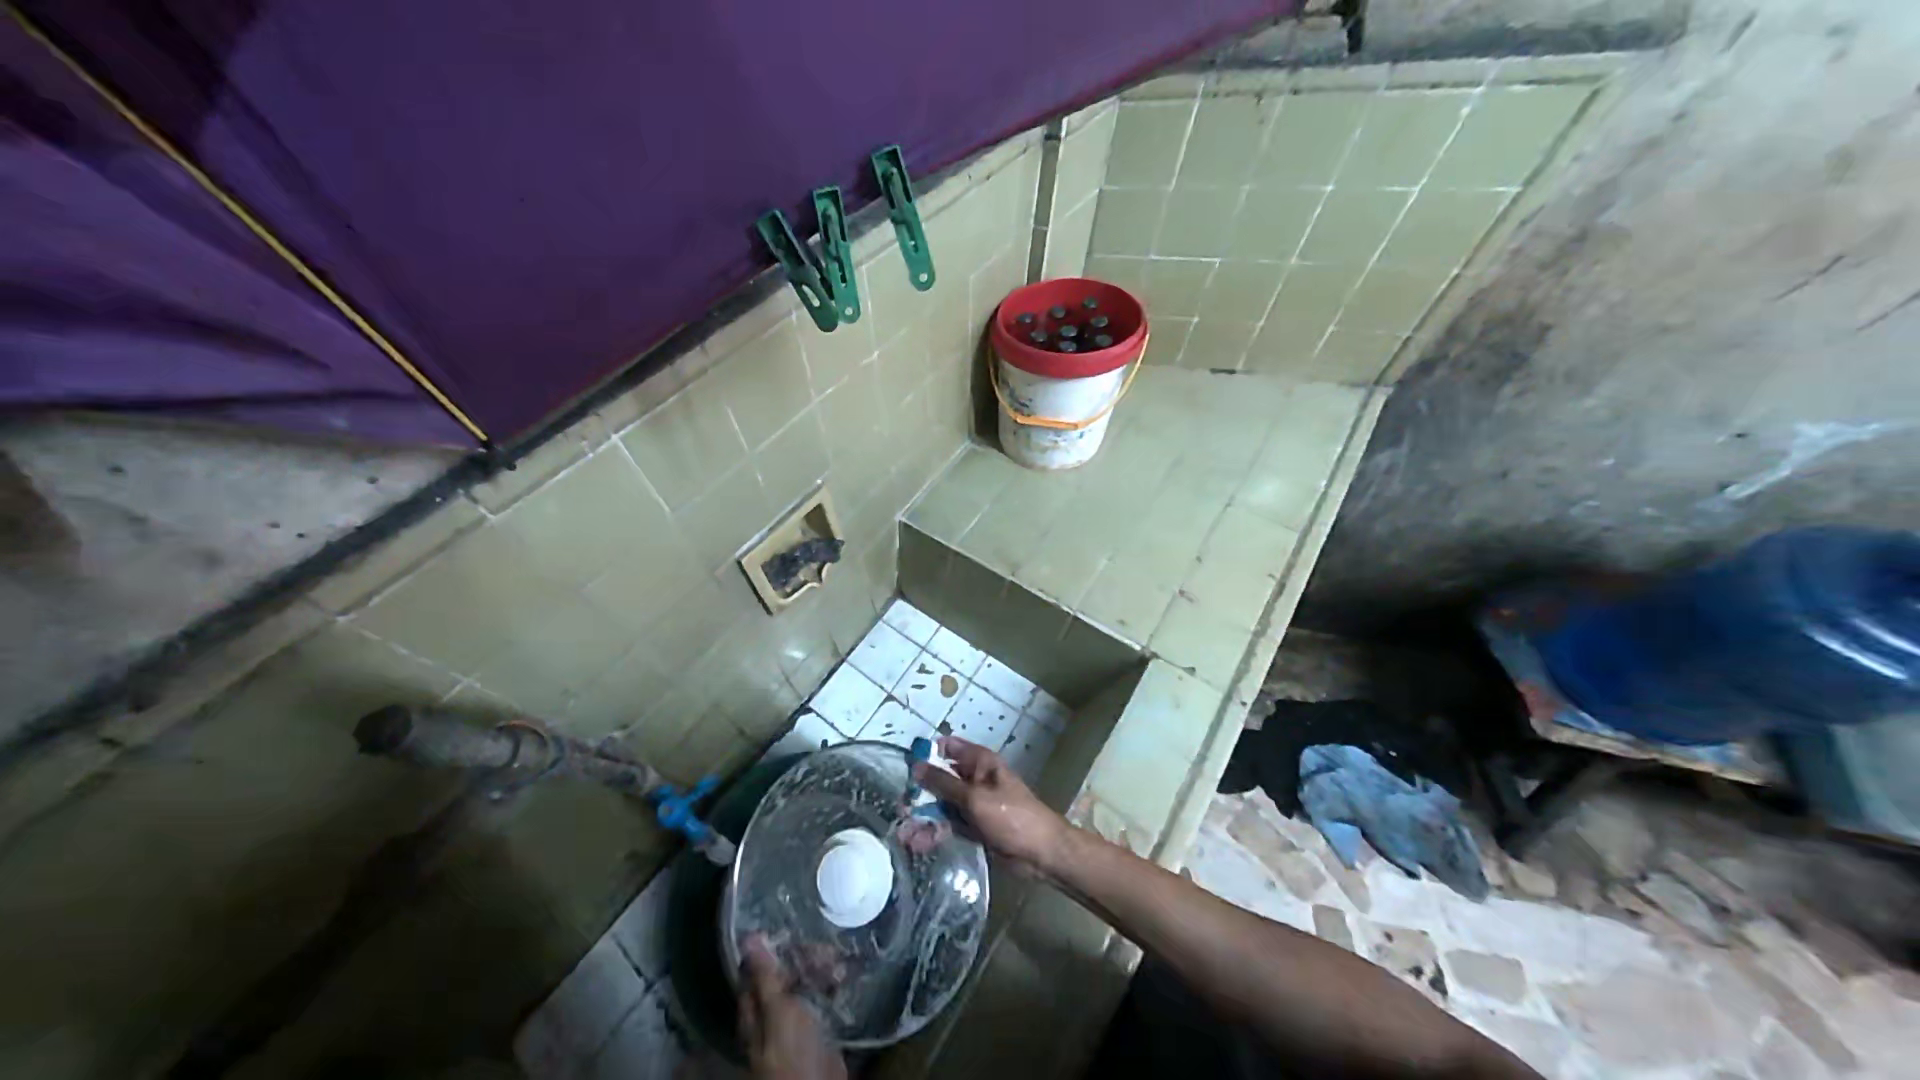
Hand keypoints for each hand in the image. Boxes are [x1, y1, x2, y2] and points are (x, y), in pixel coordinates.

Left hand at [738, 935, 846, 1079]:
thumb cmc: (791, 1051)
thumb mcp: (777, 1009)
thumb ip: (765, 975)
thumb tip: (747, 937)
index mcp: (755, 1007)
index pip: (758, 968)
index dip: (773, 948)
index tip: (792, 928)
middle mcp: (772, 1011)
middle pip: (784, 973)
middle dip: (803, 957)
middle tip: (825, 949)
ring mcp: (795, 1019)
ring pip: (804, 983)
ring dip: (820, 968)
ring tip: (838, 962)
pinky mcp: (816, 1026)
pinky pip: (821, 996)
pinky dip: (831, 984)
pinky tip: (843, 976)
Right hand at [913, 736, 1071, 877]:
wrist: (1040, 853)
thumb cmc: (1011, 816)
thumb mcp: (974, 797)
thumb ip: (943, 783)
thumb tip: (916, 765)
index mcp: (980, 762)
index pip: (948, 747)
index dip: (927, 754)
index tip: (905, 767)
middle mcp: (975, 779)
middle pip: (941, 777)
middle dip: (921, 791)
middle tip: (900, 808)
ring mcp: (974, 803)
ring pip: (942, 804)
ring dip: (925, 816)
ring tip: (905, 834)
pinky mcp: (973, 826)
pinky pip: (949, 824)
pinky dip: (936, 831)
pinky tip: (919, 843)